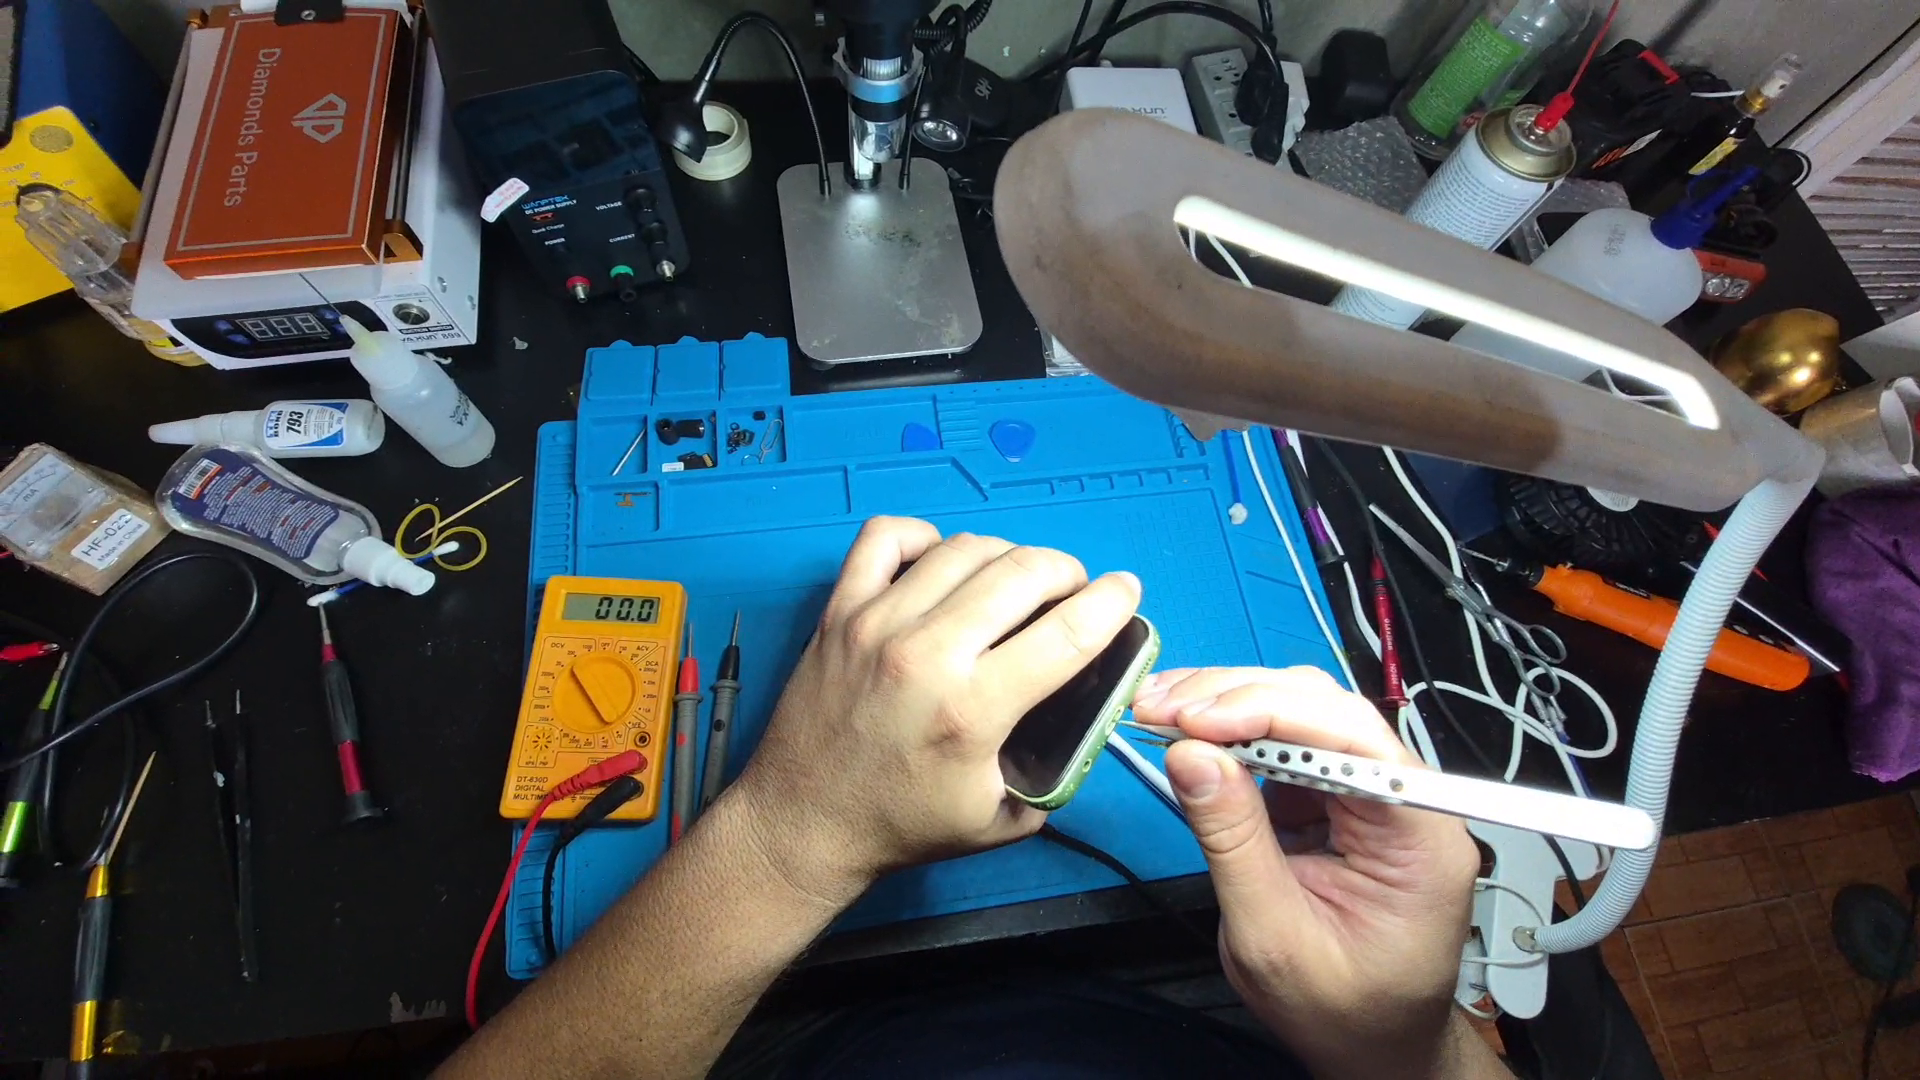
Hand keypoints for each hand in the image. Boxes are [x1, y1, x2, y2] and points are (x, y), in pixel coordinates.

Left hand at [729, 516, 1141, 910]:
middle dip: (1066, 571)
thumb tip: (1087, 708)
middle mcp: (927, 652)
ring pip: (964, 548)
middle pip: (1022, 572)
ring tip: (1015, 578)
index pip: (1068, 632)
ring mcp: (877, 621)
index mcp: (973, 709)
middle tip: (1070, 590)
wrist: (803, 822)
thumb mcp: (1002, 818)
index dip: (1112, 602)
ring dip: (1008, 554)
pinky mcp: (840, 609)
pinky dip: (924, 536)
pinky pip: (886, 537)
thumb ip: (1058, 766)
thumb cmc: (902, 825)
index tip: (1125, 590)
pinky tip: (940, 561)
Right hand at [1133, 667, 1480, 1079]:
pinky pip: (1272, 732)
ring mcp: (1359, 784)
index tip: (1194, 720)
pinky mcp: (1322, 786)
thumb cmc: (1339, 1008)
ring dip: (1218, 698)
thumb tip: (1188, 754)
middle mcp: (1398, 793)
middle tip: (1157, 707)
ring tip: (1155, 705)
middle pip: (1320, 706)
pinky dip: (1219, 721)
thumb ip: (1233, 841)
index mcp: (1417, 834)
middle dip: (1231, 696)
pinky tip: (1178, 720)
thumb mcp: (1274, 936)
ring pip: (1293, 706)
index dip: (1270, 712)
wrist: (1366, 1042)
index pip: (1350, 738)